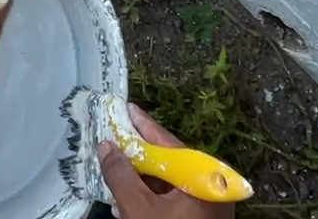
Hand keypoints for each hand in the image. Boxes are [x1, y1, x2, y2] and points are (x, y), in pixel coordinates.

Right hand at [101, 105, 237, 218]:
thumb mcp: (140, 210)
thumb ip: (122, 176)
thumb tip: (106, 146)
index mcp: (203, 177)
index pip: (167, 142)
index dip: (142, 125)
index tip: (124, 108)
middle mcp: (211, 187)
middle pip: (170, 160)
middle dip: (140, 152)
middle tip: (115, 138)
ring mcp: (208, 206)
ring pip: (171, 181)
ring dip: (143, 176)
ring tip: (117, 168)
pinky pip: (176, 199)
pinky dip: (153, 196)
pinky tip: (132, 199)